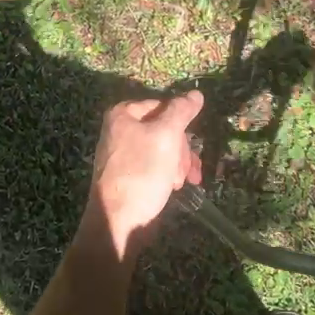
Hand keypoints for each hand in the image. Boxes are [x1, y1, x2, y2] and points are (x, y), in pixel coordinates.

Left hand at [85, 90, 203, 262]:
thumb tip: (196, 93)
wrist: (118, 220)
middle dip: (181, 150)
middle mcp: (120, 129)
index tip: (193, 145)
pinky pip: (155, 165)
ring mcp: (123, 153)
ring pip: (163, 149)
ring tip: (184, 183)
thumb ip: (181, 112)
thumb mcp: (166, 136)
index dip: (180, 125)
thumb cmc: (141, 171)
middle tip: (188, 170)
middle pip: (164, 129)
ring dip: (179, 165)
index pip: (162, 106)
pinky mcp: (128, 175)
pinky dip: (168, 175)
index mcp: (123, 113)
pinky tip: (175, 189)